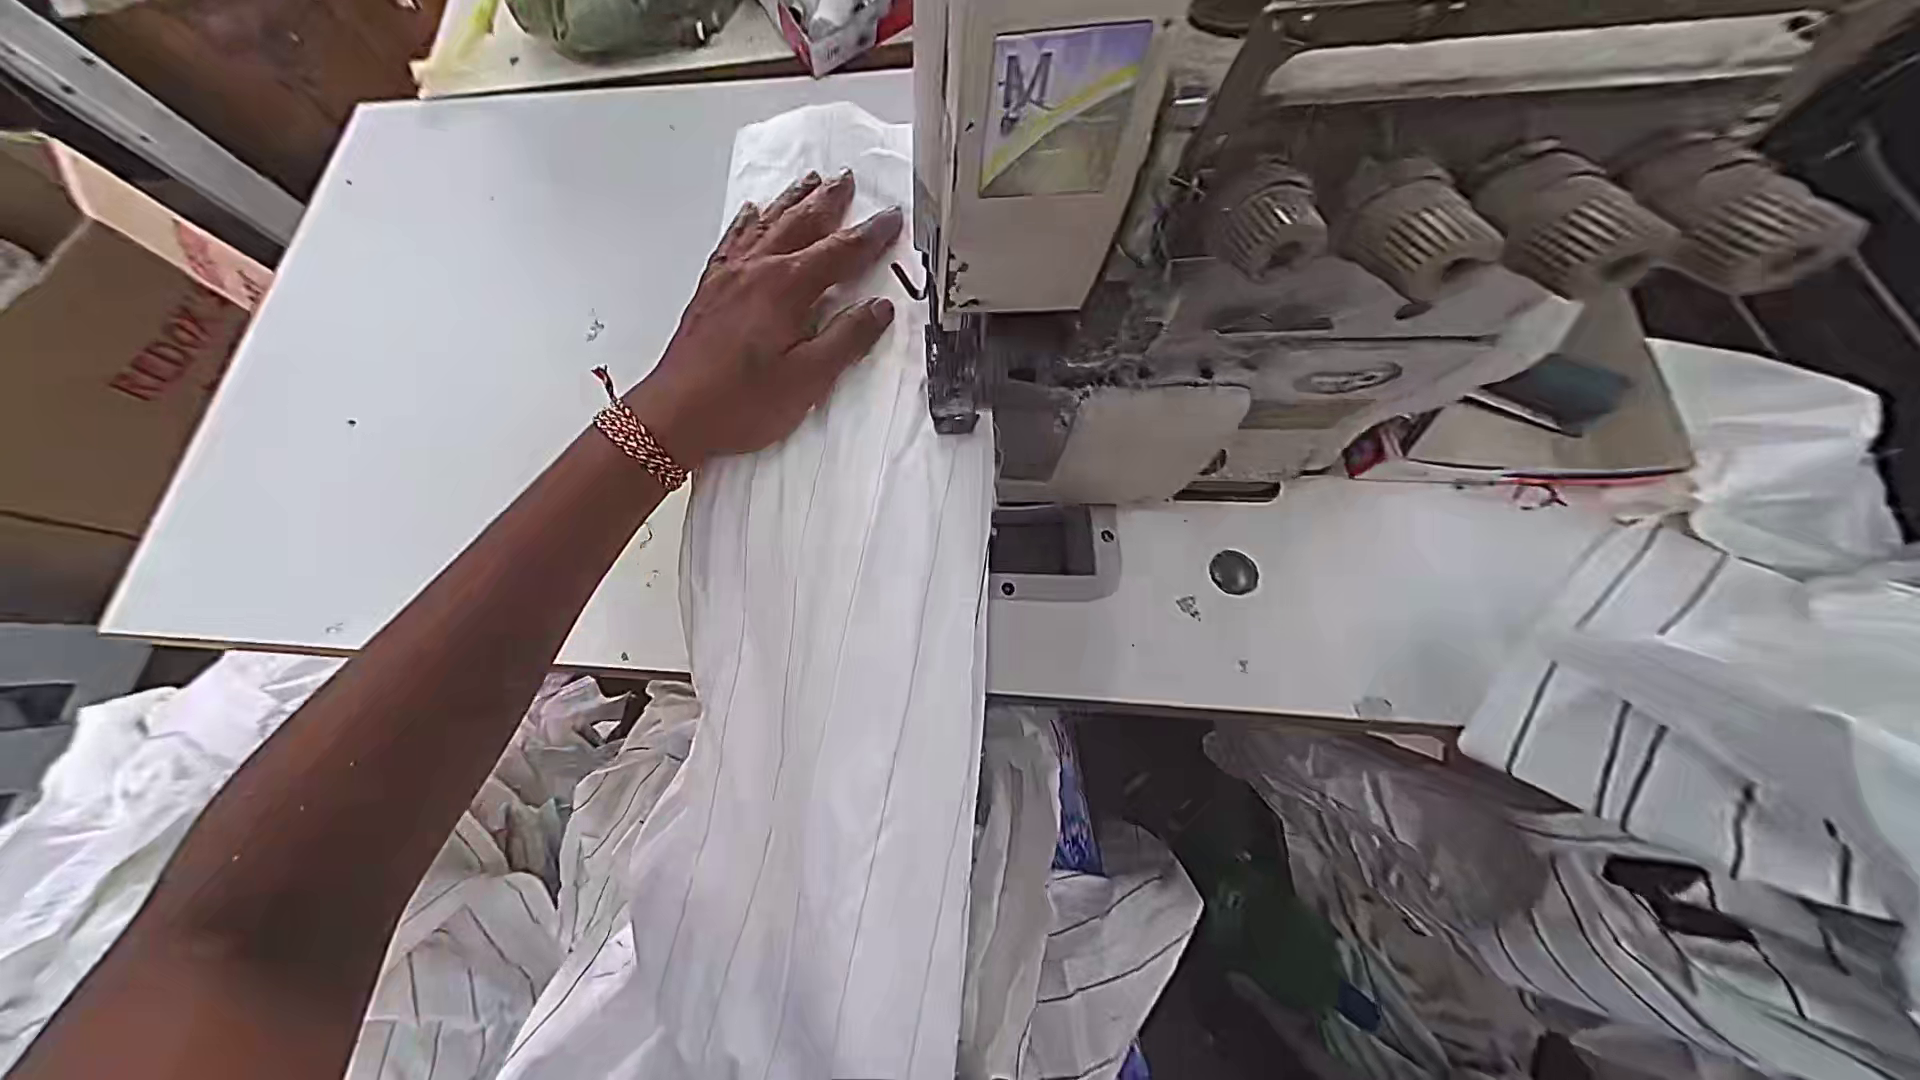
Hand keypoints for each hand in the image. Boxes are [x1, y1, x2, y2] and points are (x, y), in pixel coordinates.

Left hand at [627, 169, 902, 468]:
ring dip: (792, 201)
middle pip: (801, 224)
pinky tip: (752, 213)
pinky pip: (732, 241)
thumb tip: (879, 308)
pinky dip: (748, 222)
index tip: (891, 219)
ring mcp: (729, 276)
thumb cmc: (742, 402)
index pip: (840, 252)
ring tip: (810, 181)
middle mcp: (756, 270)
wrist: (676, 414)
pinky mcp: (710, 290)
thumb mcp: (808, 379)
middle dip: (829, 201)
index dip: (871, 235)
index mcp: (786, 288)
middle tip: (848, 179)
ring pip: (767, 224)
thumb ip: (847, 339)